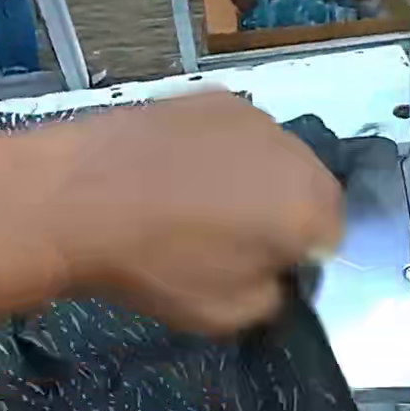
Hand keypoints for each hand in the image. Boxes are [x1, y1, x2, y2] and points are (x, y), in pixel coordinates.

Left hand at [0, 91, 345, 334]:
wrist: (70, 199)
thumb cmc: (158, 266)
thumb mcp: (232, 314)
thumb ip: (278, 297)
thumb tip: (281, 274)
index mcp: (308, 209)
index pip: (340, 238)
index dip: (310, 258)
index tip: (277, 270)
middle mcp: (293, 153)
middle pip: (315, 191)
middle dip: (293, 218)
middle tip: (247, 241)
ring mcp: (251, 117)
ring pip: (280, 160)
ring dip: (264, 184)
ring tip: (213, 204)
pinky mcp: (209, 96)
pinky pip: (242, 135)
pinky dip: (231, 155)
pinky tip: (189, 173)